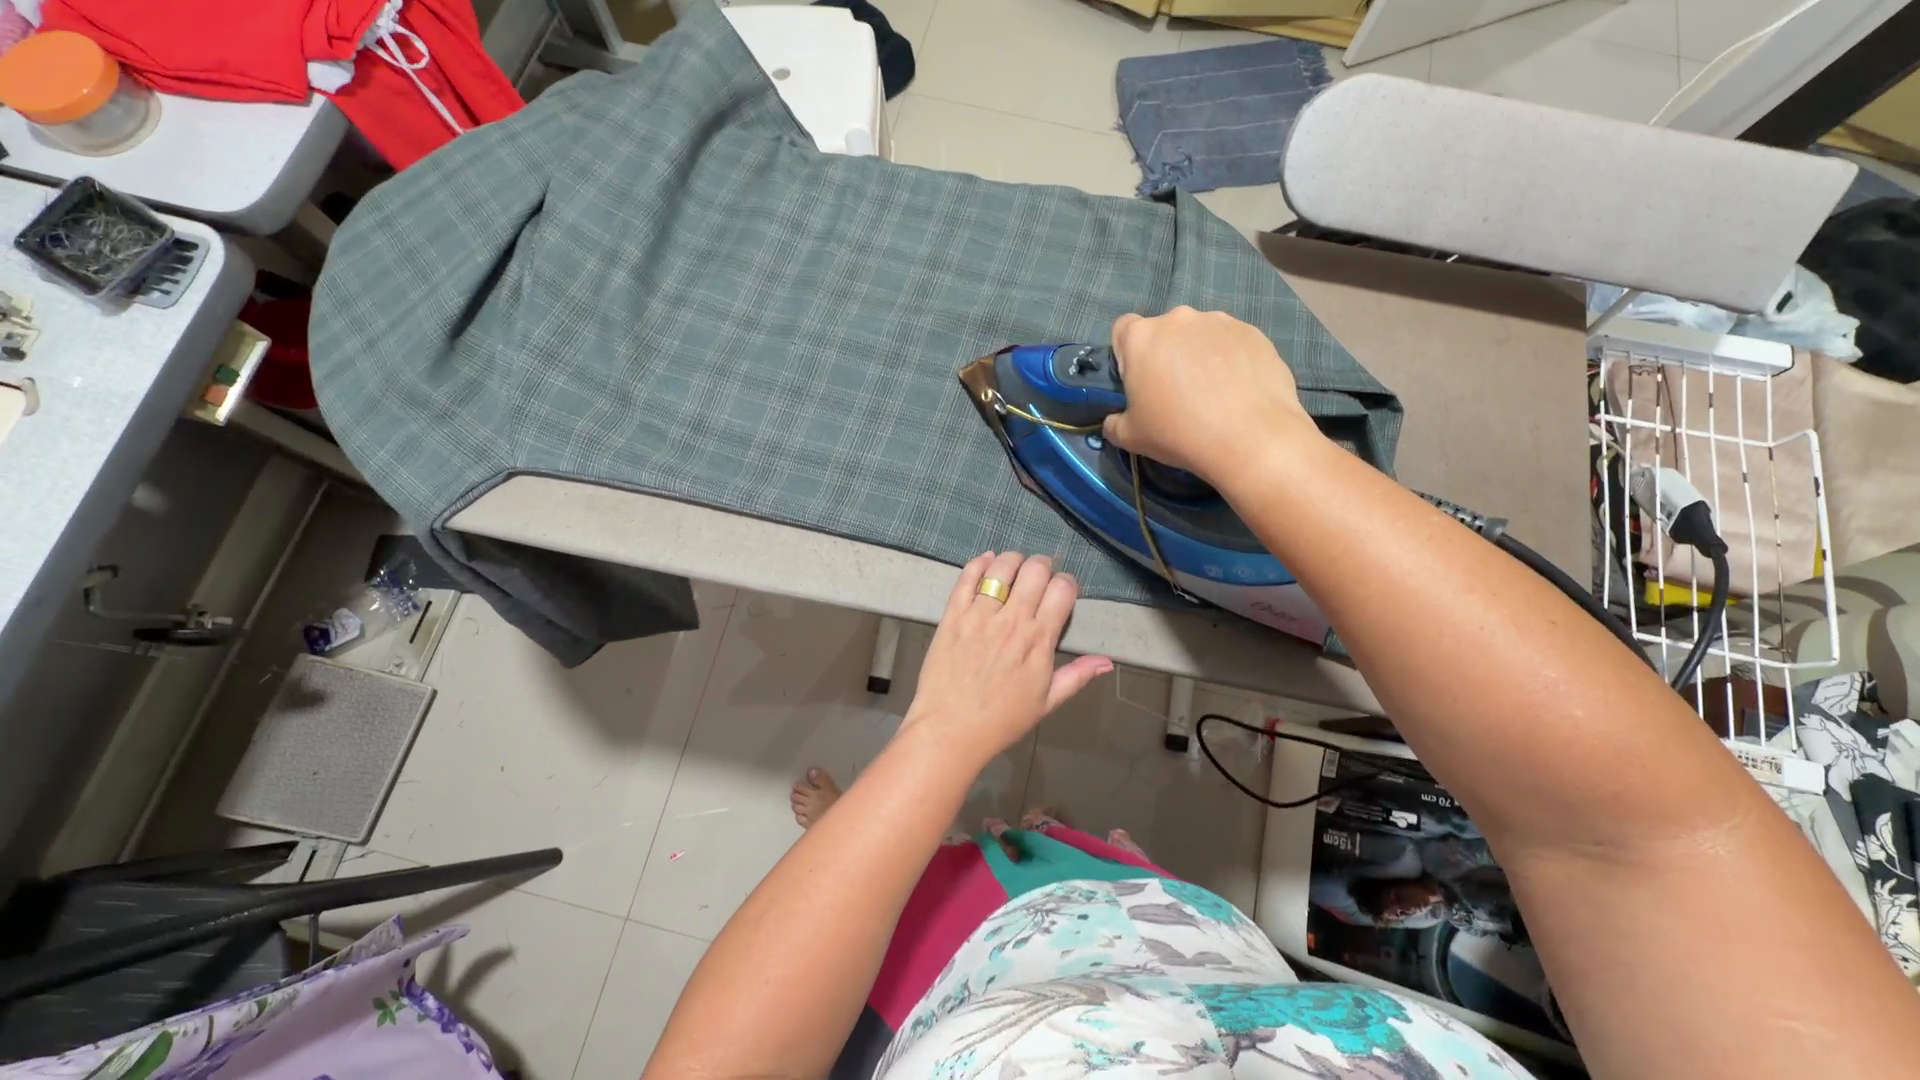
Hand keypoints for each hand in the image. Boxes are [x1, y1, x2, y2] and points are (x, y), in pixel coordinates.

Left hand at [903, 552, 1113, 763]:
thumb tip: (1107, 662)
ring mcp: (980, 615)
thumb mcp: (1046, 703)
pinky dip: (979, 562)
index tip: (1063, 590)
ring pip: (1002, 567)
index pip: (1062, 590)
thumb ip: (1076, 676)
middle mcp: (1012, 620)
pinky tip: (987, 561)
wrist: (949, 730)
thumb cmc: (1001, 721)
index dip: (1067, 583)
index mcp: (1039, 640)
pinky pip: (967, 577)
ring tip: (1015, 567)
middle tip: (1040, 574)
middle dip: (1043, 565)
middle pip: (1036, 570)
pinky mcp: (953, 615)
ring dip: (1013, 560)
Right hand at [1102, 306, 1315, 483]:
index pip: (1122, 329)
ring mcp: (1220, 321)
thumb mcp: (1130, 437)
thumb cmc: (1179, 433)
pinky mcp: (1253, 332)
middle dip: (1166, 355)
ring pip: (1200, 336)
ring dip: (1199, 356)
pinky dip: (1230, 361)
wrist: (1251, 437)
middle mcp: (1179, 319)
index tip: (1138, 382)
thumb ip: (1114, 423)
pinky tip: (1238, 391)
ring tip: (1212, 393)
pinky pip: (1232, 343)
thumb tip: (1114, 420)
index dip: (1126, 355)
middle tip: (1176, 393)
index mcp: (1142, 337)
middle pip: (1164, 332)